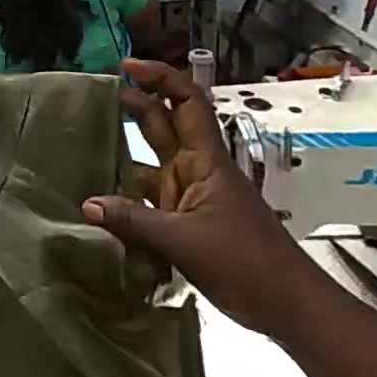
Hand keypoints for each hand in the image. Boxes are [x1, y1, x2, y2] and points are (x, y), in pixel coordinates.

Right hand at [85, 58, 325, 339]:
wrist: (292, 309)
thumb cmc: (248, 265)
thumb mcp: (184, 243)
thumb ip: (133, 221)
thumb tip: (86, 204)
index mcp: (205, 160)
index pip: (186, 101)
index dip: (159, 77)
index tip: (125, 67)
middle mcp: (196, 168)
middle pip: (164, 121)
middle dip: (134, 102)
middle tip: (94, 95)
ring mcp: (190, 193)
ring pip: (152, 156)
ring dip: (125, 145)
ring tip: (85, 137)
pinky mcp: (184, 218)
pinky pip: (148, 191)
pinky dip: (125, 187)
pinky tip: (98, 189)